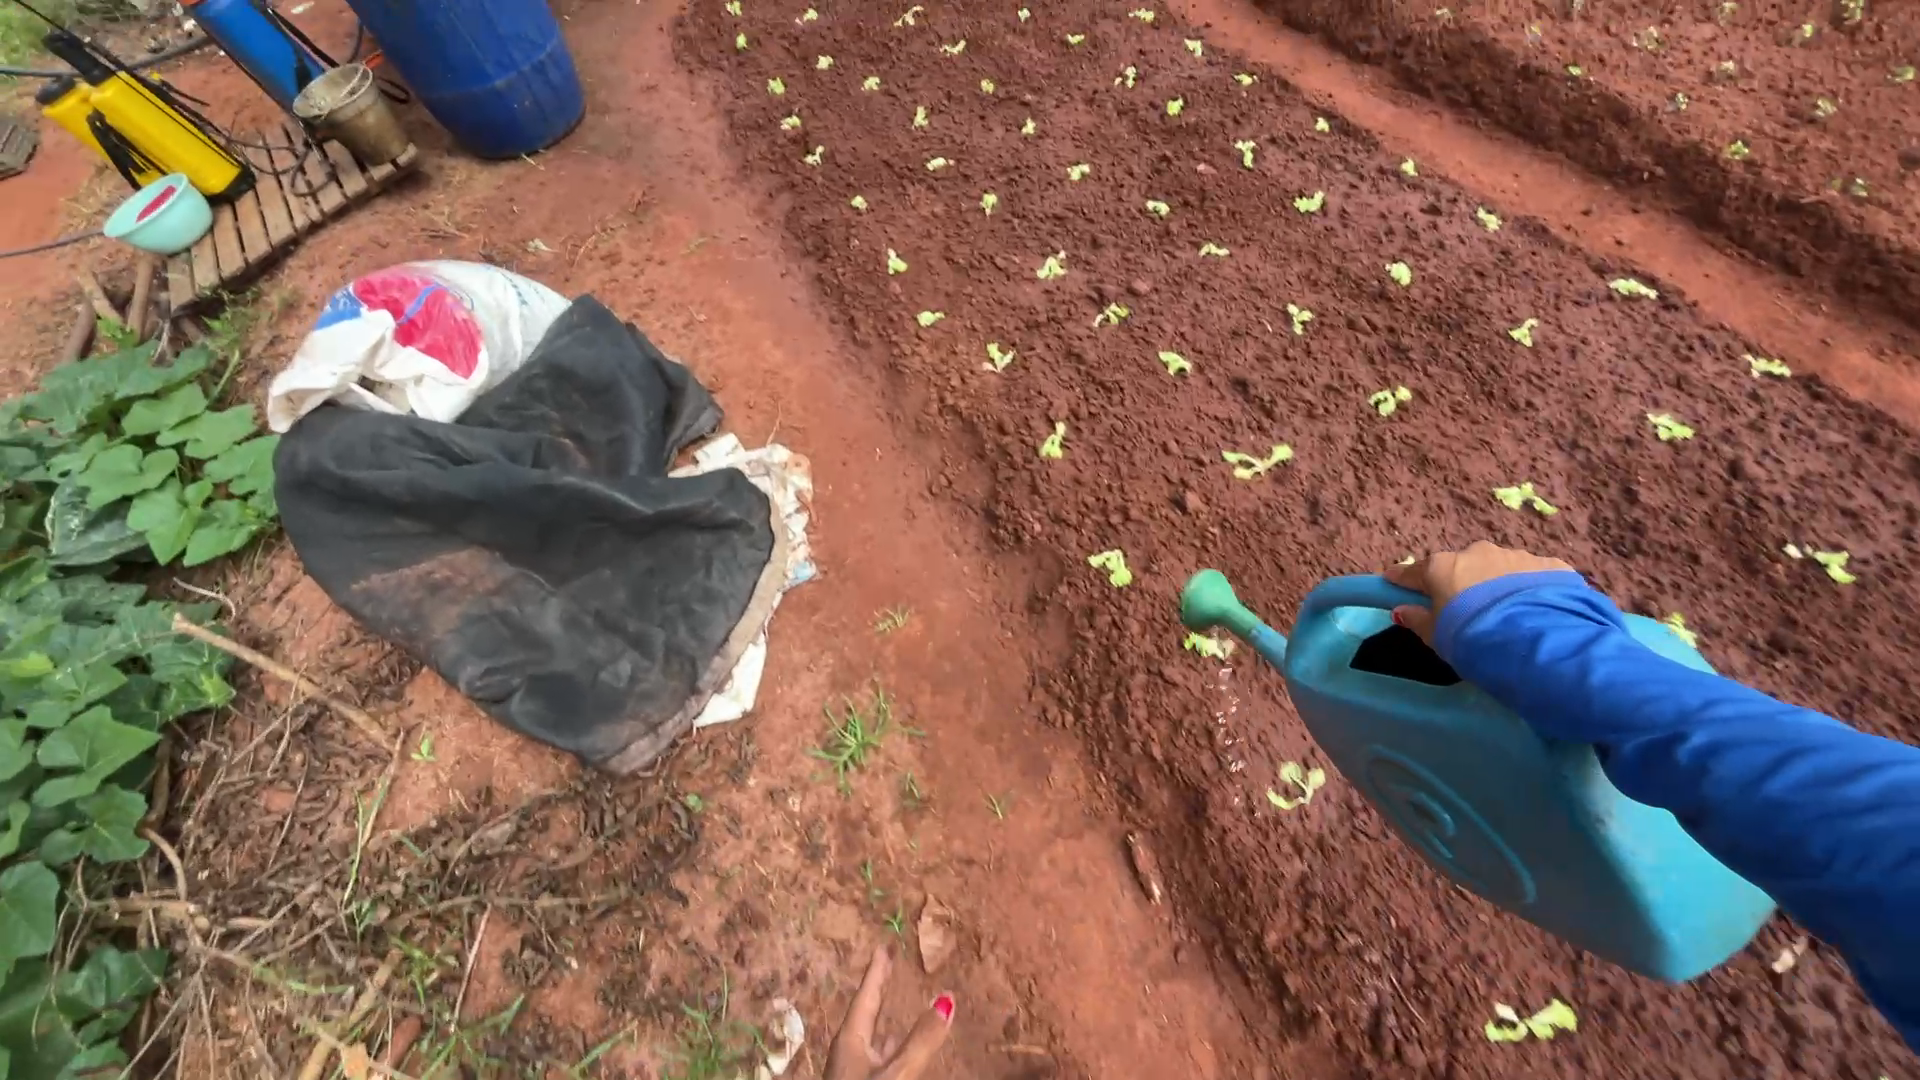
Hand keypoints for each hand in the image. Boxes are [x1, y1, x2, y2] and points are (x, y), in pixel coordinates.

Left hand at [824, 946, 952, 1079]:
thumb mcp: (896, 1071)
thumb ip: (921, 1039)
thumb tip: (947, 997)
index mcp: (850, 1038)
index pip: (866, 995)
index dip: (877, 970)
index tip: (883, 944)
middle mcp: (846, 1051)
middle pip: (865, 1012)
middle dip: (878, 987)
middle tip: (888, 962)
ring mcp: (849, 1071)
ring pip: (870, 1037)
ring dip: (883, 1020)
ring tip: (895, 1003)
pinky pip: (874, 1057)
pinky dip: (887, 1046)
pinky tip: (894, 1050)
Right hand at [1382, 541, 1570, 642]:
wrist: (1541, 642)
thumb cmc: (1473, 637)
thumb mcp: (1436, 637)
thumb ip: (1417, 620)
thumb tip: (1402, 610)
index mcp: (1442, 568)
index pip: (1412, 571)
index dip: (1402, 579)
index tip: (1393, 582)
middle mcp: (1476, 553)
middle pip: (1460, 566)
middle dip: (1460, 581)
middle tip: (1463, 607)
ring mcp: (1516, 556)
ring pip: (1498, 568)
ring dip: (1496, 584)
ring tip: (1505, 611)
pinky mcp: (1552, 566)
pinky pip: (1532, 575)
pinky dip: (1529, 588)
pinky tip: (1535, 609)